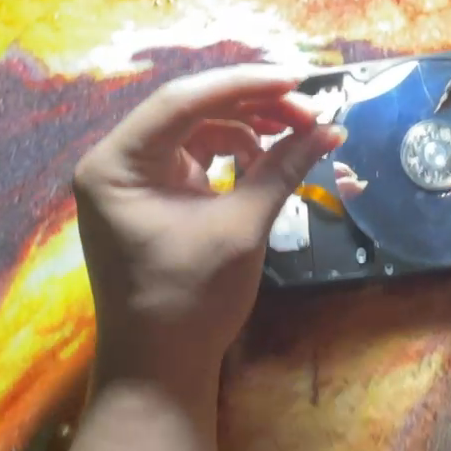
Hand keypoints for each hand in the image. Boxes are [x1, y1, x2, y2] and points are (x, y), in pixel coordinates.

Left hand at [74, 66, 345, 391]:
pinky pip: (199, 155)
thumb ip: (283, 169)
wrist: (160, 371)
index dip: (244, 85)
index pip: (183, 101)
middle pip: (192, 110)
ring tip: (299, 130)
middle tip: (310, 109)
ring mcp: (136, 177)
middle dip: (253, 105)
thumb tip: (332, 129)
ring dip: (250, 125)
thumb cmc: (190, 301)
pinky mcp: (156, 193)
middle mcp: (119, 160)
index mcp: (118, 163)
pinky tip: (271, 155)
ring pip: (199, 128)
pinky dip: (237, 151)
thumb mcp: (241, 228)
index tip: (297, 79)